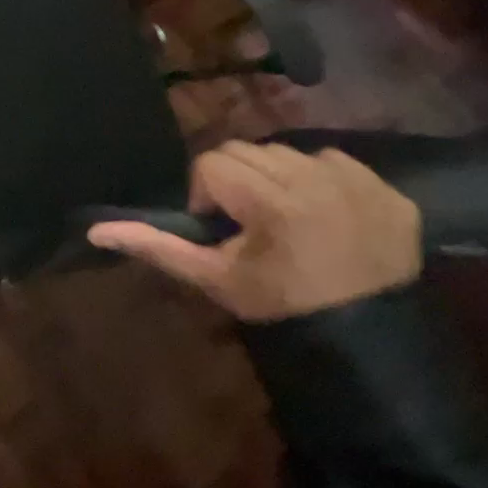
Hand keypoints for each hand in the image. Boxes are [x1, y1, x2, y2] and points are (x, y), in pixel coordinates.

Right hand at [87, 142, 422, 321]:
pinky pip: (337, 161)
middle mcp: (318, 182)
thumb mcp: (210, 278)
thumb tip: (96, 229)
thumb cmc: (276, 305)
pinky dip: (320, 179)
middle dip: (237, 181)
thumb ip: (156, 246)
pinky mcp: (391, 192)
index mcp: (271, 202)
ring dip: (276, 177)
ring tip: (283, 217)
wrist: (363, 337)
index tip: (219, 228)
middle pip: (249, 150)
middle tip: (247, 223)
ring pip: (291, 151)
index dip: (206, 194)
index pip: (213, 162)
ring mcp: (360, 184)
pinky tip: (321, 214)